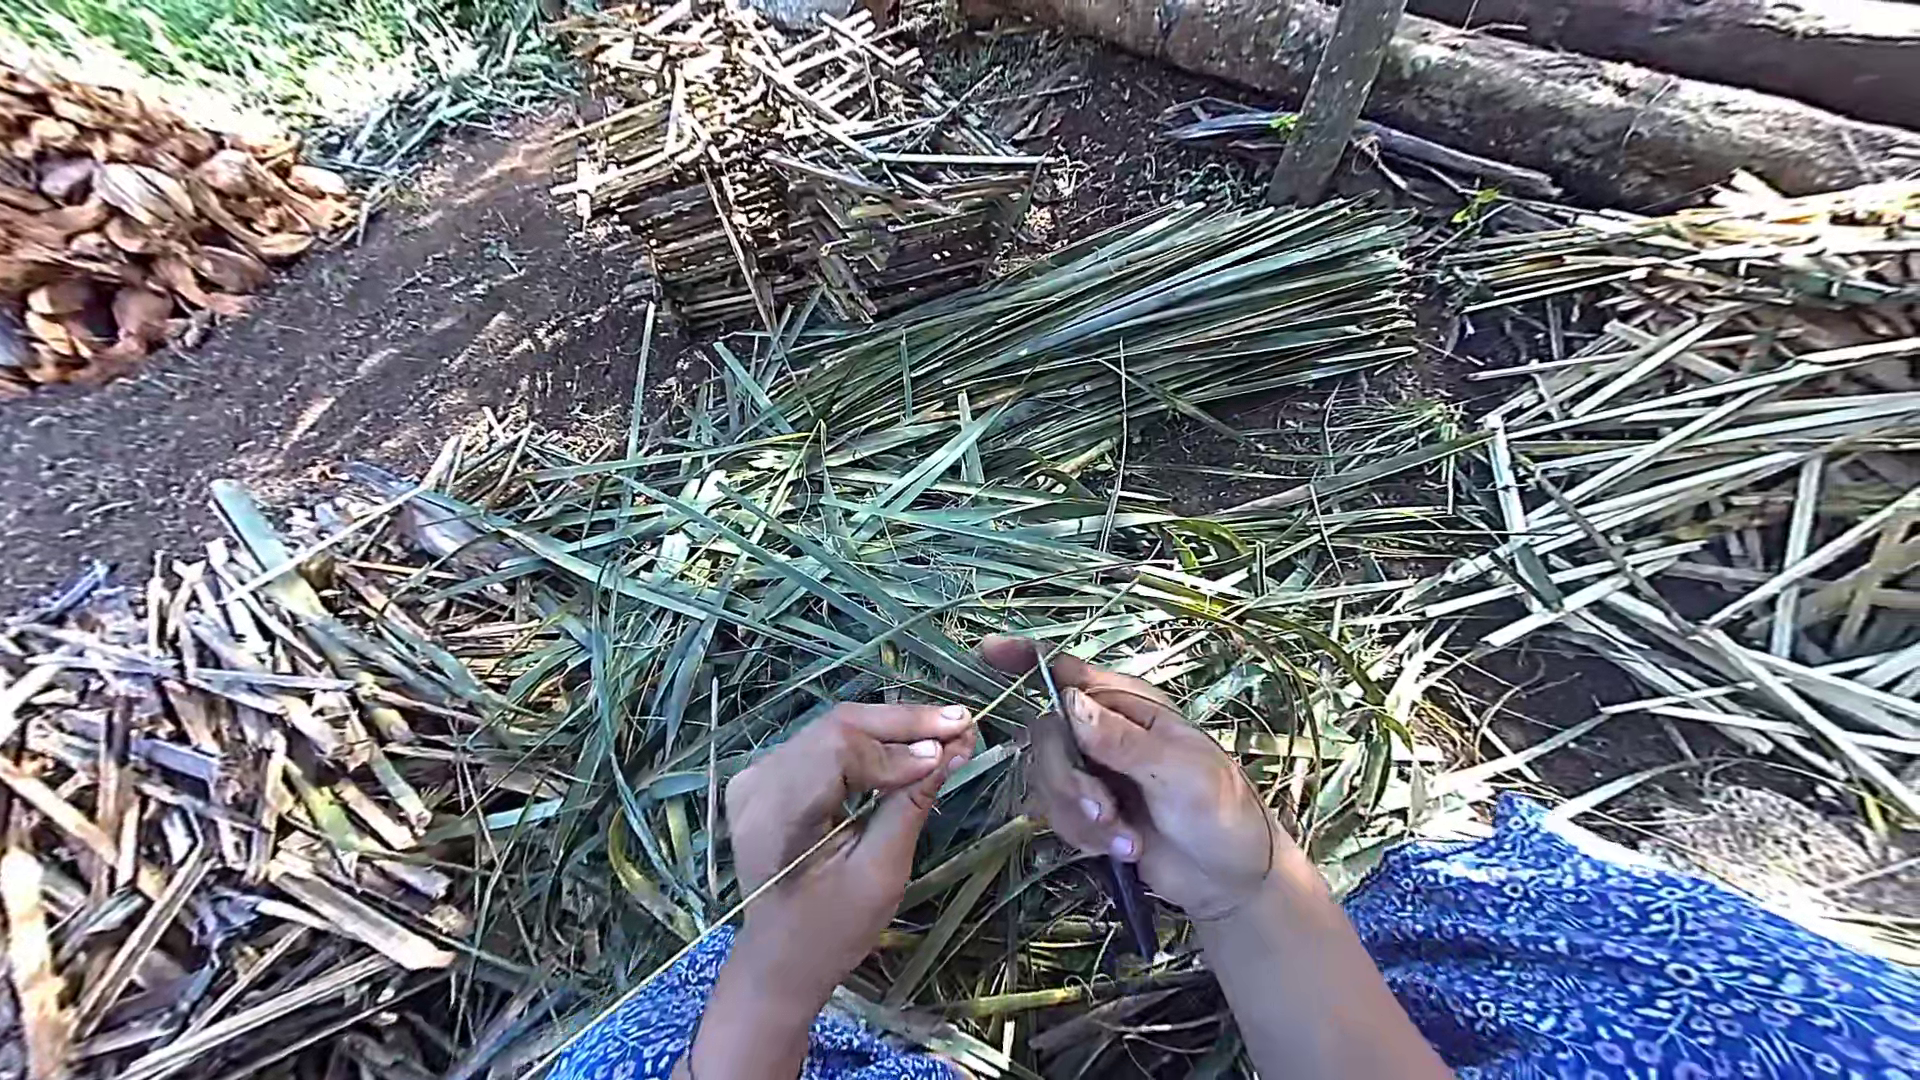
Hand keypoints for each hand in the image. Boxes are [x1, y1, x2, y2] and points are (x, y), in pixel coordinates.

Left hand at [724, 701, 975, 1001]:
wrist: (781, 961)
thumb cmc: (832, 930)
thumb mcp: (880, 873)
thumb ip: (910, 804)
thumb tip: (949, 749)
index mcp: (775, 816)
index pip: (839, 752)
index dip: (898, 747)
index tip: (951, 750)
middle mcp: (759, 781)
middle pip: (839, 727)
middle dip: (905, 723)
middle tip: (960, 721)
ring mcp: (760, 772)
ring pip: (837, 726)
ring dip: (893, 726)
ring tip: (944, 727)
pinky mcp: (771, 771)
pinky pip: (829, 739)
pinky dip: (873, 737)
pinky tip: (909, 740)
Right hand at [982, 635, 1281, 920]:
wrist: (1231, 878)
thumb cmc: (1219, 808)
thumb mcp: (1178, 771)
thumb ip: (1120, 740)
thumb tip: (1067, 701)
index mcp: (1124, 703)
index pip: (1065, 669)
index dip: (1024, 657)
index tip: (987, 651)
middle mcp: (1099, 729)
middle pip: (1045, 735)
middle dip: (1068, 779)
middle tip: (1106, 810)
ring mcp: (1091, 769)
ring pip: (1046, 779)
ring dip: (1080, 814)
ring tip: (1128, 837)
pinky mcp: (1086, 807)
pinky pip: (1056, 814)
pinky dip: (1085, 835)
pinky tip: (1125, 847)